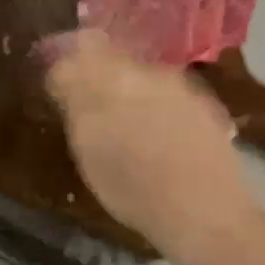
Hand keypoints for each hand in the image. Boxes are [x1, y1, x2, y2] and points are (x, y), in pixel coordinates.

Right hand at [45, 31, 264, 264]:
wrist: (208, 217)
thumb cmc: (132, 188)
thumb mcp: (85, 149)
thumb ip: (73, 104)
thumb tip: (63, 78)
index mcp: (106, 76)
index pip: (75, 47)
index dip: (62, 62)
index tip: (56, 84)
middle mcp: (143, 69)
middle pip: (108, 53)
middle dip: (93, 71)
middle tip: (86, 101)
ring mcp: (178, 84)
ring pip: (138, 71)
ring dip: (125, 86)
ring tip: (123, 119)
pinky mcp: (205, 103)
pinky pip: (166, 90)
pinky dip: (153, 102)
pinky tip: (155, 131)